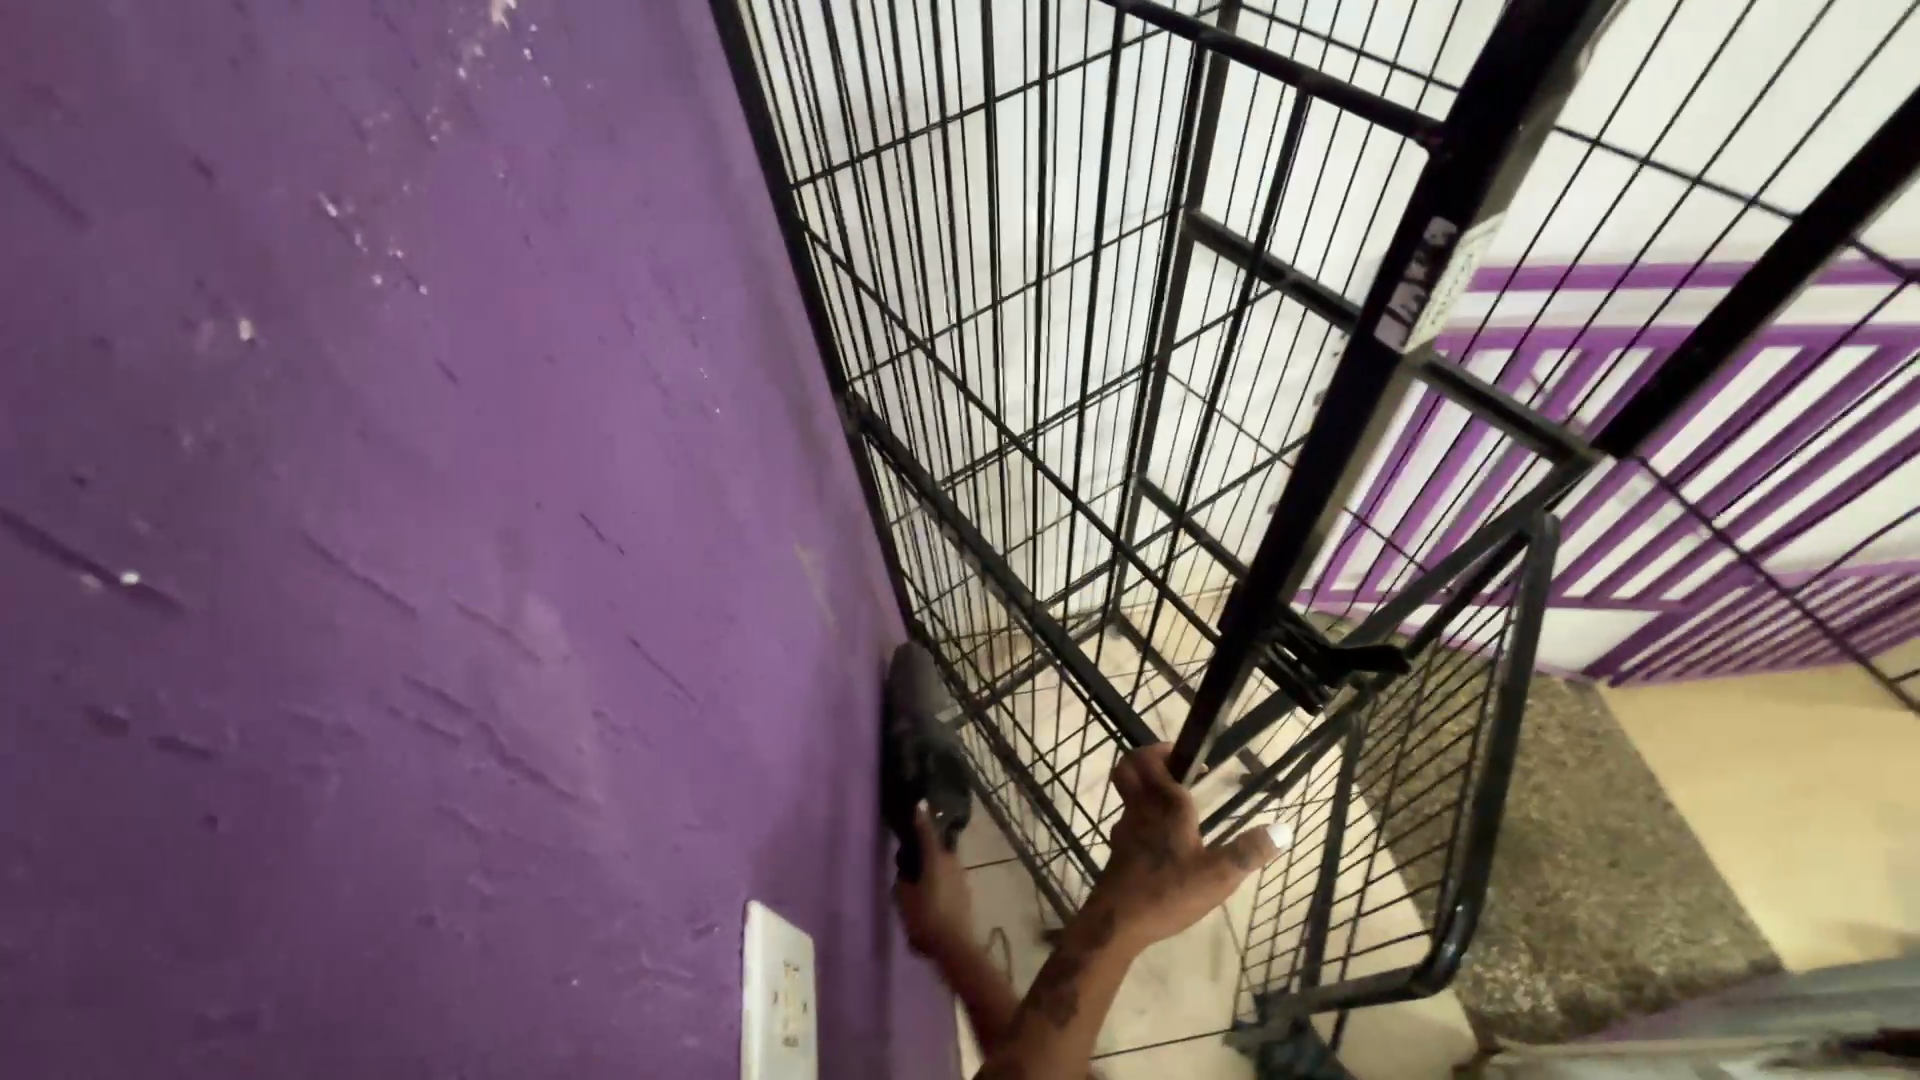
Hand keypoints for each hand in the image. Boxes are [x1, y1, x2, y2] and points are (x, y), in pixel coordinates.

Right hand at [893, 803, 974, 958]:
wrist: (956, 946)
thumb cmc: (926, 918)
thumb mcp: (904, 899)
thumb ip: (903, 881)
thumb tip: (906, 873)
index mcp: (936, 859)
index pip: (926, 832)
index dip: (920, 818)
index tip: (919, 803)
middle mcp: (952, 862)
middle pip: (936, 850)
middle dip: (924, 852)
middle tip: (910, 862)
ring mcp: (962, 877)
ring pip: (943, 866)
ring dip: (932, 870)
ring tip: (919, 884)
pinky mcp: (966, 893)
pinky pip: (948, 880)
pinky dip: (939, 883)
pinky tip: (931, 900)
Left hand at [1083, 743, 1283, 952]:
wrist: (1119, 920)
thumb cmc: (1169, 891)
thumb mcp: (1218, 876)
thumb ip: (1249, 851)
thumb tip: (1284, 829)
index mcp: (1166, 805)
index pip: (1156, 761)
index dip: (1170, 753)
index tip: (1199, 765)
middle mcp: (1141, 807)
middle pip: (1130, 766)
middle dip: (1147, 758)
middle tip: (1172, 766)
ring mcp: (1125, 826)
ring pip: (1126, 790)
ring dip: (1143, 785)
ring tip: (1172, 800)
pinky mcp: (1117, 847)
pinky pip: (1128, 817)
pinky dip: (1141, 814)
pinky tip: (1159, 837)